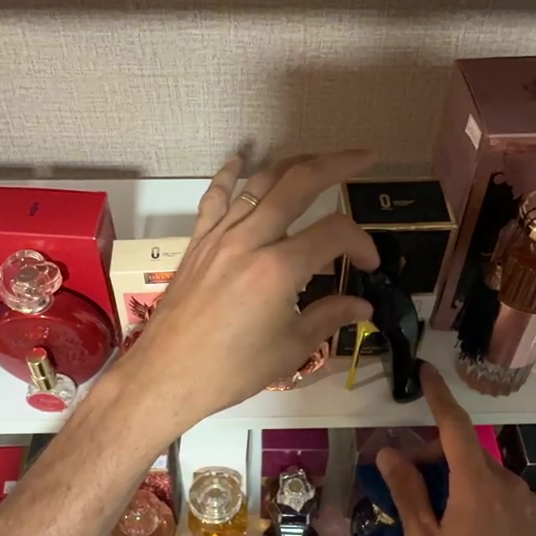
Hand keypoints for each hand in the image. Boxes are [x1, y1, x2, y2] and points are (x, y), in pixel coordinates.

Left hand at [104, 152, 379, 437]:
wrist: (166, 376)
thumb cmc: (231, 370)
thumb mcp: (290, 349)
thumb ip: (329, 317)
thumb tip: (362, 307)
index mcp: (278, 269)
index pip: (335, 233)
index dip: (361, 242)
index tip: (369, 264)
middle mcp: (250, 240)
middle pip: (299, 183)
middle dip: (337, 165)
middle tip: (365, 159)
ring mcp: (220, 236)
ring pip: (260, 182)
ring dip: (294, 164)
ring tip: (319, 160)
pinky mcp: (198, 242)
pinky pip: (215, 197)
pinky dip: (230, 175)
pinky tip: (241, 160)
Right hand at [378, 363, 535, 535]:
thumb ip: (406, 491)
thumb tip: (388, 451)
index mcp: (476, 483)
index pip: (454, 424)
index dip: (437, 394)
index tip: (424, 369)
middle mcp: (506, 481)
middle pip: (463, 452)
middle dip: (432, 458)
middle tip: (406, 487)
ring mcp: (526, 499)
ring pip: (481, 473)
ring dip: (455, 479)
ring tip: (436, 518)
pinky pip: (500, 492)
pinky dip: (477, 495)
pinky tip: (467, 532)